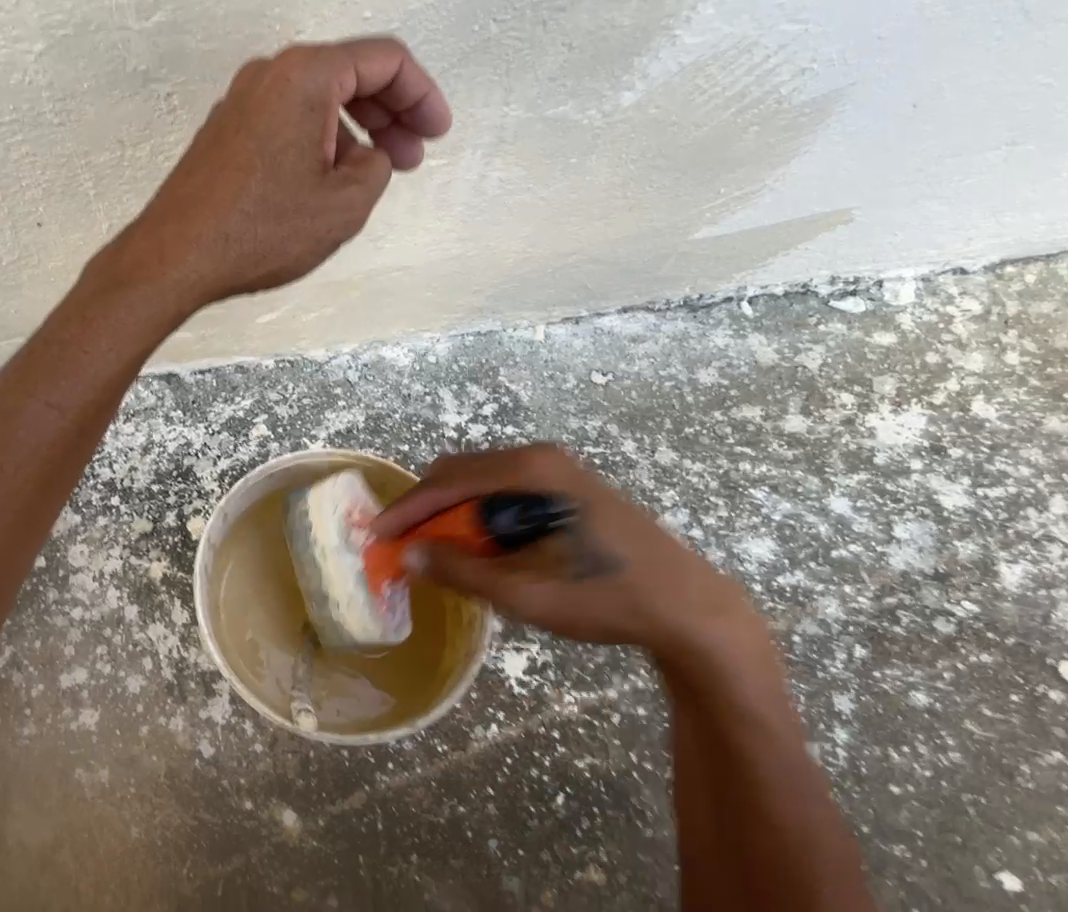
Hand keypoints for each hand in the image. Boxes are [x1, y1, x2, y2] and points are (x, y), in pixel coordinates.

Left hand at [99, 37, 451, 307]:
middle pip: (349, 74)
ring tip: (375, 175)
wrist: (174, 256)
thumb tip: (369, 157)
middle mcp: (268, 74)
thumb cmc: (261, 229)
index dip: (422, 95)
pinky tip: (328, 180)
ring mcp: (240, 102)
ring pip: (316, 99)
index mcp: (304, 75)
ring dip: (355, 130)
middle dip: (391, 113)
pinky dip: (319, 140)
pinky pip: (287, 120)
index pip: (384, 60)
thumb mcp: (346, 203)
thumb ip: (378, 166)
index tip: (436, 134)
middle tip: (412, 157)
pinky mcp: (224, 132)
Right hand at [372, 445, 761, 659]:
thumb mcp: (524, 593)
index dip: (407, 510)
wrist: (690, 609)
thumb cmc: (605, 598)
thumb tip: (408, 556)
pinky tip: (481, 548)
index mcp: (528, 470)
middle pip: (458, 473)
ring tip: (438, 553)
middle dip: (425, 509)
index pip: (446, 482)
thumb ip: (460, 571)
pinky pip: (502, 491)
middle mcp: (539, 458)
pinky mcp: (568, 488)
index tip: (377, 535)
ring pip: (479, 482)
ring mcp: (557, 470)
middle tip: (404, 546)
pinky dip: (478, 515)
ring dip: (451, 514)